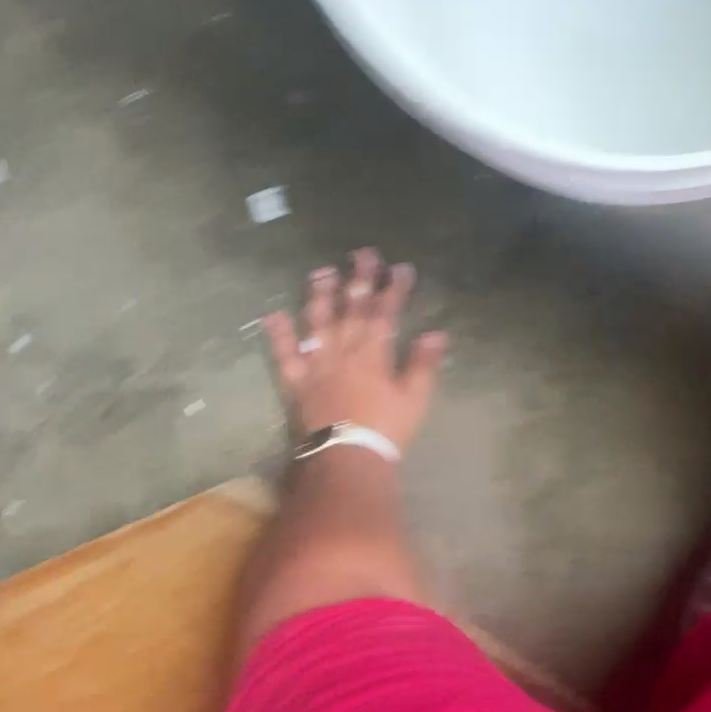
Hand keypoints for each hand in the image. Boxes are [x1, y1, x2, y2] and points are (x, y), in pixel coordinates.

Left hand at [262, 248, 444, 450]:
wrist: (345, 457)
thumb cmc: (386, 428)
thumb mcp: (414, 398)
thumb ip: (423, 365)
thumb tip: (436, 334)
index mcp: (374, 354)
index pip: (385, 313)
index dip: (393, 289)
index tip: (400, 268)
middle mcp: (344, 351)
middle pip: (352, 309)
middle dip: (359, 280)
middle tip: (362, 254)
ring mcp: (317, 365)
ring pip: (318, 323)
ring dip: (320, 295)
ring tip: (322, 271)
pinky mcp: (297, 382)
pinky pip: (286, 355)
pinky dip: (279, 335)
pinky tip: (273, 315)